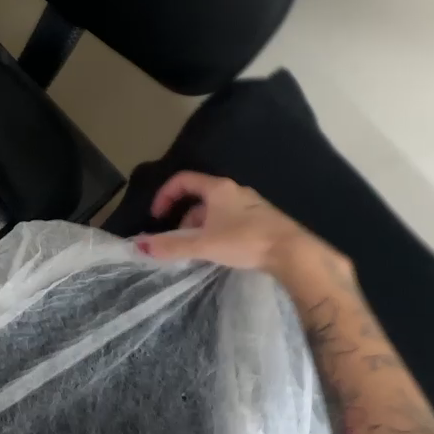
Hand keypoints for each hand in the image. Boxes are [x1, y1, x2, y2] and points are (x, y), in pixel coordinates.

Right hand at [134, 172, 342, 278]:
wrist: (293, 253)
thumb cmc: (245, 241)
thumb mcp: (203, 245)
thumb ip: (171, 246)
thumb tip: (139, 246)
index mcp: (219, 189)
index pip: (183, 180)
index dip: (165, 195)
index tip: (157, 216)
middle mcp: (235, 191)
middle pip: (199, 197)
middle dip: (183, 218)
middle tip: (177, 240)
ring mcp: (250, 205)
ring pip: (215, 210)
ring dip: (200, 226)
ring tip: (197, 250)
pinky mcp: (261, 220)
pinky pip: (230, 219)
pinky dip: (217, 231)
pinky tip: (220, 251)